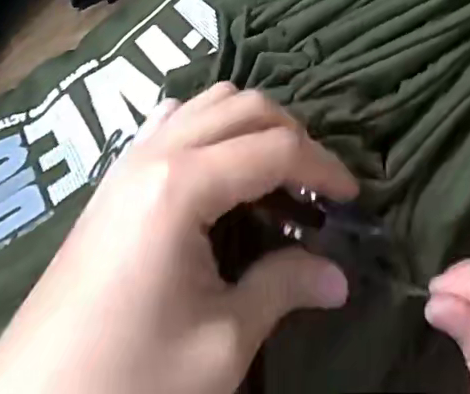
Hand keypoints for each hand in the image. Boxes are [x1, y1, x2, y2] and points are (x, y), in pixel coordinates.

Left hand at [0, 82, 357, 393]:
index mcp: (184, 184)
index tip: (355, 200)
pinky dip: (209, 126)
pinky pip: (172, 119)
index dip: (324, 167)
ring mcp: (130, 157)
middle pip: (245, 107)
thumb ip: (282, 289)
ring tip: (275, 176)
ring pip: (208, 102)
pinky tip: (219, 169)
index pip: (275, 148)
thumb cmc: (130, 378)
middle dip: (292, 135)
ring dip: (252, 126)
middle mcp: (157, 150)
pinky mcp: (114, 175)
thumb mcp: (219, 345)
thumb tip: (339, 275)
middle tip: (319, 187)